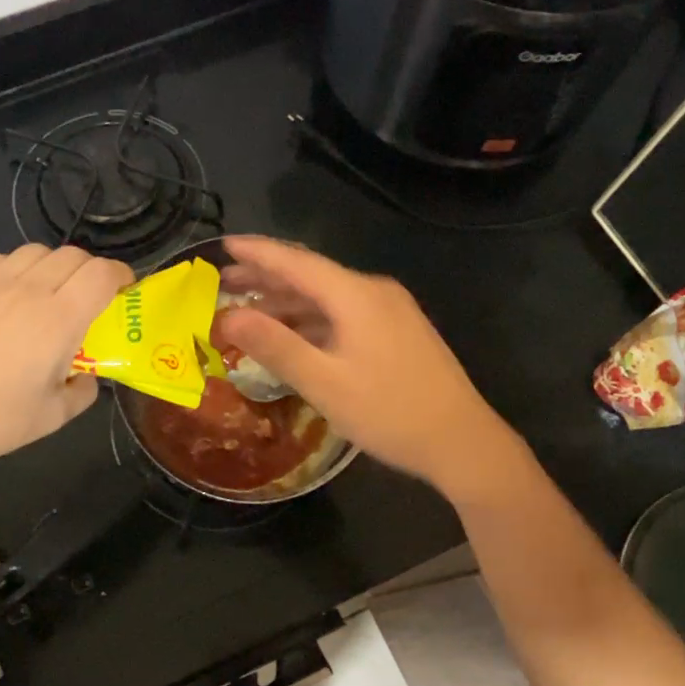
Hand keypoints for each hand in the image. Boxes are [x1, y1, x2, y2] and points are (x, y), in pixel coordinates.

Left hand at [0, 244, 132, 474]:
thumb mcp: (54, 416)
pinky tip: (17, 293)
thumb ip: (84, 392)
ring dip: (57, 265)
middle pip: (73, 255)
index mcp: (58, 320)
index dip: (122, 275)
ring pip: (38, 251)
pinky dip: (21, 267)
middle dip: (93, 270)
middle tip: (95, 297)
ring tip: (56, 292)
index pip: (101, 274)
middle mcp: (28, 291)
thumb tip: (88, 377)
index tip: (127, 290)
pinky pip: (3, 259)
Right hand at [215, 236, 524, 496]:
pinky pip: (344, 315)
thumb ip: (276, 346)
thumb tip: (228, 317)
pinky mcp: (398, 333)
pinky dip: (312, 321)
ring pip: (328, 298)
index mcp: (356, 296)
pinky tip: (293, 336)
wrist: (462, 441)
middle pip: (312, 276)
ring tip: (248, 310)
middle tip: (225, 280)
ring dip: (288, 302)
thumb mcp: (325, 383)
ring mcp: (390, 312)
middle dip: (267, 277)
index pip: (296, 262)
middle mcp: (374, 292)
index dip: (257, 253)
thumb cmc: (390, 412)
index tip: (222, 244)